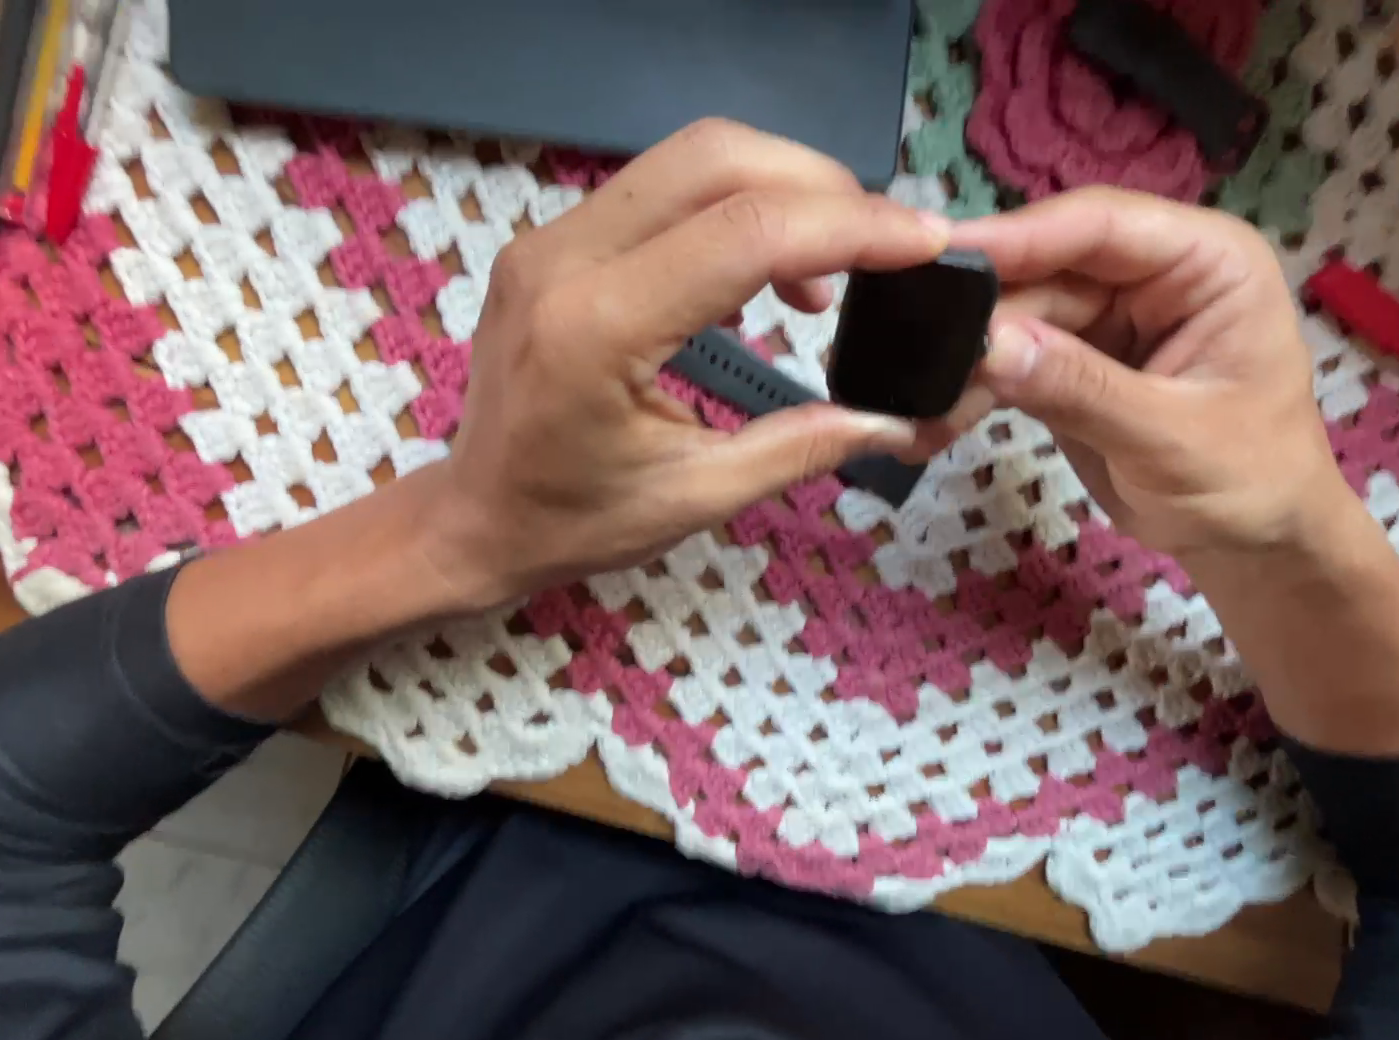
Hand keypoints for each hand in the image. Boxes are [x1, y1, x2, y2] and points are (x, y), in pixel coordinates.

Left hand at [420, 120, 956, 607]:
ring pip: (688, 158)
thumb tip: (892, 418)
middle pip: (718, 158)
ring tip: (831, 267)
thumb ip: (797, 447)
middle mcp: (565, 256)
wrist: (472, 518)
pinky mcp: (552, 242)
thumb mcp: (693, 499)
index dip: (851, 225)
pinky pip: (659, 190)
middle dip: (823, 188)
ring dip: (780, 189)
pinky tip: (763, 274)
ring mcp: (549, 238)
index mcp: (598, 327)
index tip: (926, 242)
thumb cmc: (574, 522)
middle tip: (885, 248)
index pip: (746, 233)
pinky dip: (732, 209)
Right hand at [952, 187, 1357, 558]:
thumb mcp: (1169, 436)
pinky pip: (1009, 363)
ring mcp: (1102, 323)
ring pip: (1015, 319)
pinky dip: (975, 388)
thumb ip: (1082, 389)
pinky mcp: (1068, 366)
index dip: (1020, 238)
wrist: (1247, 540)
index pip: (1100, 228)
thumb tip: (991, 345)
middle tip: (909, 341)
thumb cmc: (1245, 480)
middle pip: (1044, 272)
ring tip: (921, 397)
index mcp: (1201, 263)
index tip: (942, 255)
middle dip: (983, 309)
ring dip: (969, 357)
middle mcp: (1145, 278)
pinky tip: (938, 415)